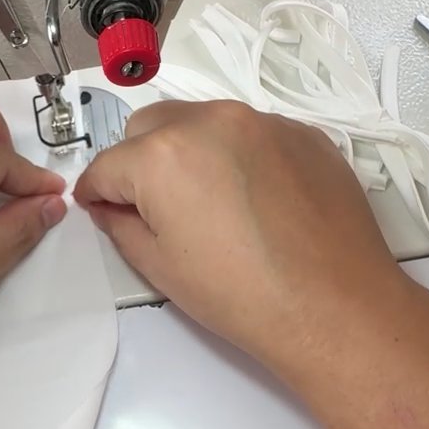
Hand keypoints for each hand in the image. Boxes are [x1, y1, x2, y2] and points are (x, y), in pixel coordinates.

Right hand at [75, 100, 412, 371]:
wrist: (334, 307)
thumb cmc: (239, 296)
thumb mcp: (160, 268)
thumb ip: (121, 225)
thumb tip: (110, 206)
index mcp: (164, 155)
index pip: (107, 164)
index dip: (95, 191)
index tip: (96, 207)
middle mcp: (211, 121)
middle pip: (150, 127)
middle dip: (138, 161)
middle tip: (152, 207)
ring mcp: (264, 122)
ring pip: (203, 123)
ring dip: (189, 152)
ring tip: (208, 204)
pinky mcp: (304, 134)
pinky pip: (252, 134)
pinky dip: (238, 157)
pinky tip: (255, 202)